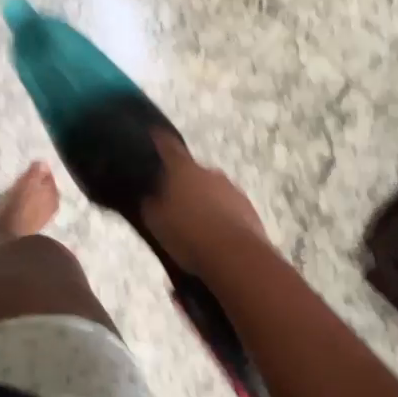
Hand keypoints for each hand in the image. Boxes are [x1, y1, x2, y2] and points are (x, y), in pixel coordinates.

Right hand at [142, 132, 270, 273]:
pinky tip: (213, 235)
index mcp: (182, 168)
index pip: (166, 143)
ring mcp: (233, 190)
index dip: (157, 140)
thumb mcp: (153, 219)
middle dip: (181, 181)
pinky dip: (219, 215)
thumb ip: (149, 201)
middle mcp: (209, 171)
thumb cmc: (188, 233)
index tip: (150, 136)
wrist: (237, 259)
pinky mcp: (250, 211)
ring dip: (202, 199)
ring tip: (192, 222)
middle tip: (169, 198)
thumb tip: (147, 193)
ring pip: (211, 189)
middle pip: (190, 170)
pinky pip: (227, 207)